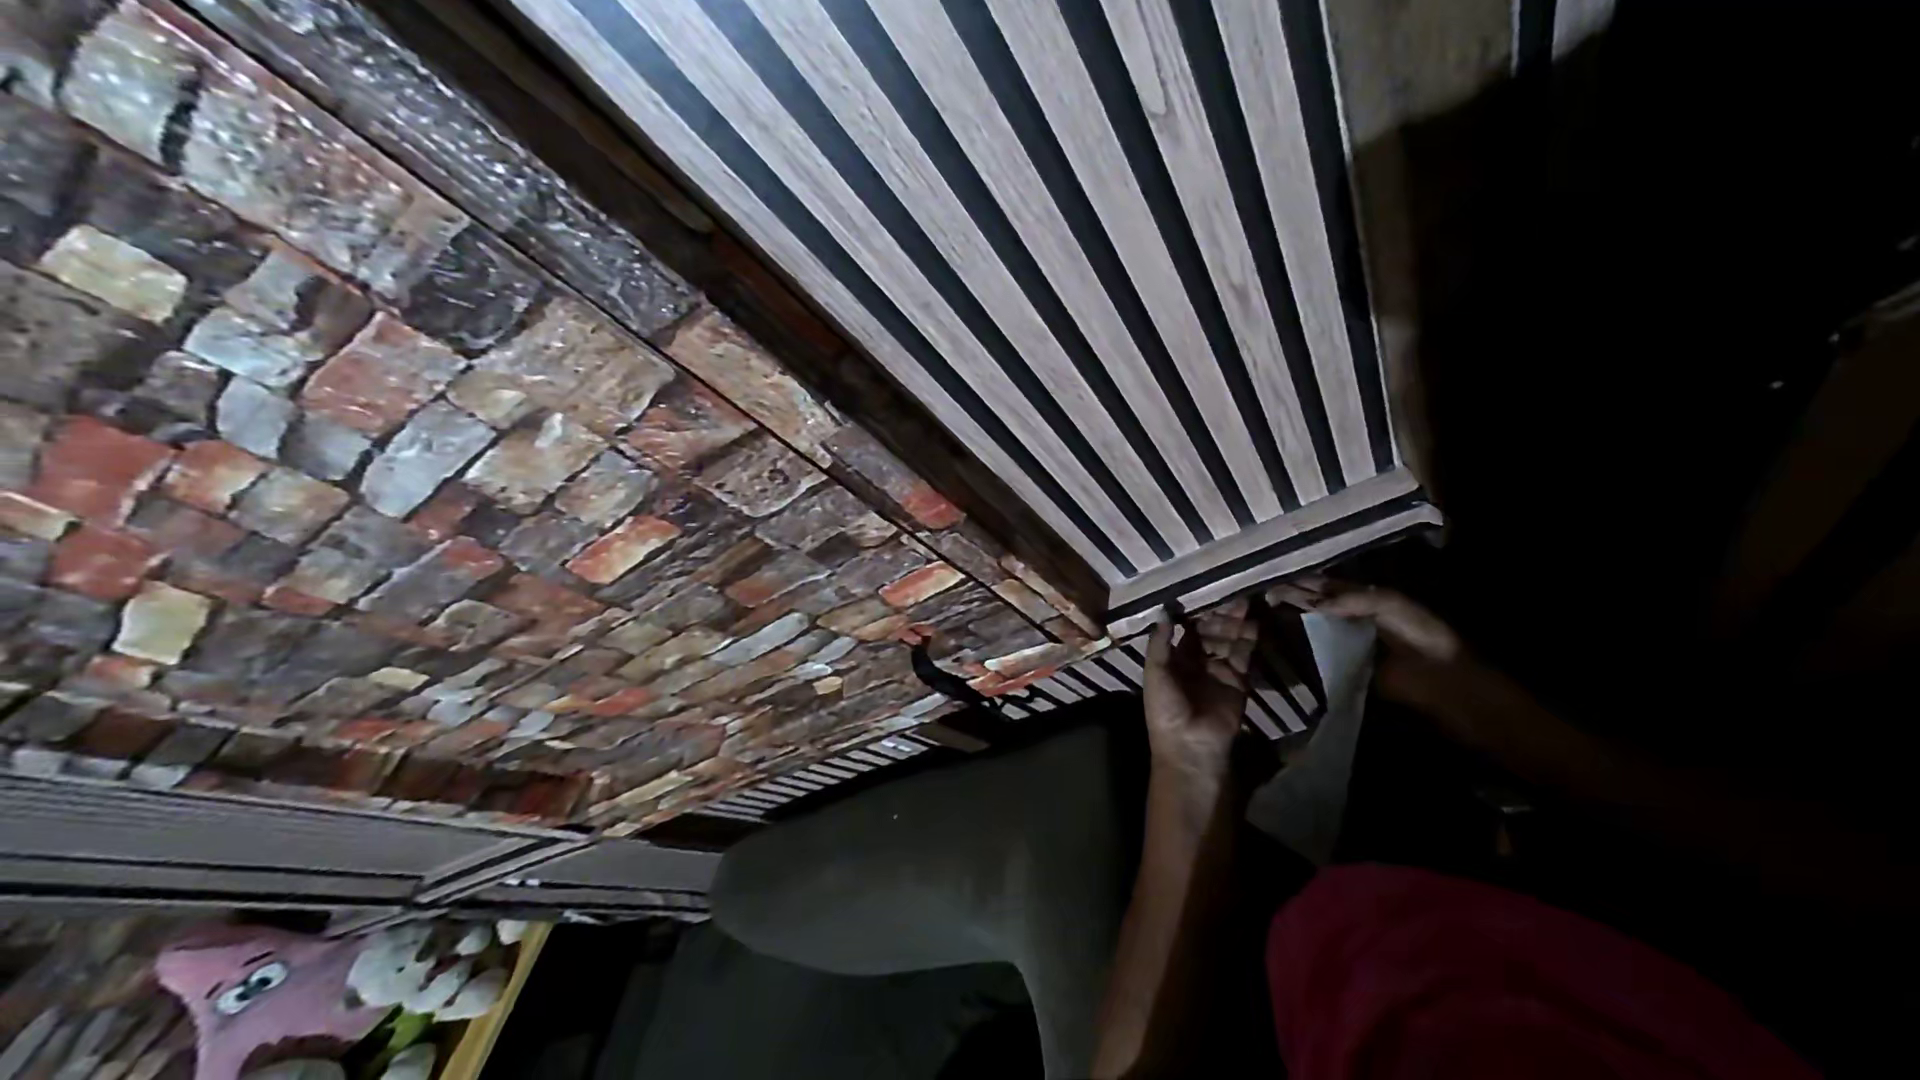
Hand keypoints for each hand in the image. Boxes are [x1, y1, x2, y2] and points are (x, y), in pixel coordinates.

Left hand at [1143, 598, 1254, 781]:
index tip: (1200, 589)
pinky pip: (1243, 655)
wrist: (1191, 744)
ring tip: (1242, 598)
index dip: (1192, 612)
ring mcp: (1218, 670)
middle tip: (1227, 590)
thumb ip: (1161, 640)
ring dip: (1234, 621)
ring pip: (1227, 640)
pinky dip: (1248, 638)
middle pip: (1209, 632)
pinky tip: (1252, 620)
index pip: (1184, 630)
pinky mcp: (1238, 680)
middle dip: (1217, 613)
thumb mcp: (1155, 671)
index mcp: (1173, 660)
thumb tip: (1164, 608)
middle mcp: (1196, 662)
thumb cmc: (1165, 707)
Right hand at [1266, 576, 1464, 704]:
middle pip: (1311, 602)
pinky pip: (1313, 652)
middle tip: (1259, 595)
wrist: (1440, 679)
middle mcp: (1347, 615)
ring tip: (1259, 613)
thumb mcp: (1391, 604)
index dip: (1300, 579)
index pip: (1323, 584)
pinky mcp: (1338, 664)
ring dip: (1287, 619)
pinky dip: (1296, 646)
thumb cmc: (1420, 634)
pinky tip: (1274, 641)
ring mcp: (1341, 640)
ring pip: (1309, 625)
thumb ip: (1353, 598)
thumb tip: (1312, 602)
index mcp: (1361, 596)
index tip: (1271, 576)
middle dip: (1288, 596)